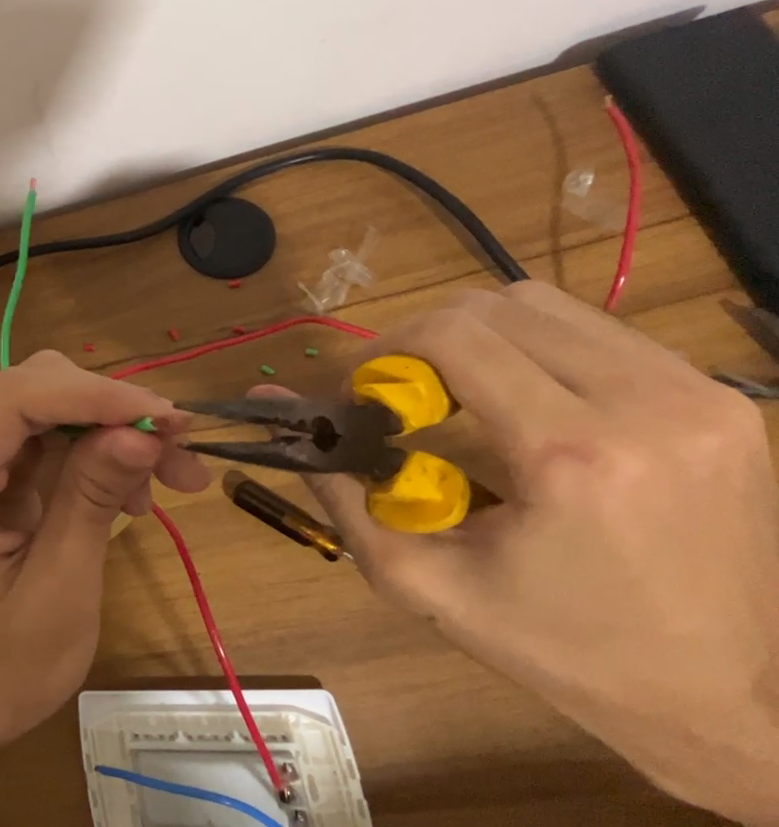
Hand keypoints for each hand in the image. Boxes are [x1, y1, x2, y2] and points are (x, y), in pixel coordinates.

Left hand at [0, 351, 207, 826]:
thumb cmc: (2, 667)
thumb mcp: (59, 590)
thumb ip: (91, 498)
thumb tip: (141, 429)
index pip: (13, 399)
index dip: (94, 394)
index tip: (170, 418)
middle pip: (26, 390)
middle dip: (109, 410)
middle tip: (183, 452)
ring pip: (37, 404)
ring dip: (106, 429)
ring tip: (169, 481)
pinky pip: (34, 434)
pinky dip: (86, 449)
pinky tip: (128, 491)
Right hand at [302, 282, 778, 823]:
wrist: (734, 701)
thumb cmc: (562, 648)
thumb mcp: (421, 580)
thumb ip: (337, 489)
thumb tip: (275, 405)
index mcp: (573, 452)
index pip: (454, 334)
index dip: (385, 349)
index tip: (362, 391)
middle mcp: (649, 404)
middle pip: (495, 306)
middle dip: (423, 339)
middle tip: (401, 394)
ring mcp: (701, 395)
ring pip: (546, 306)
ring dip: (479, 338)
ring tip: (458, 394)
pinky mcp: (723, 400)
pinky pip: (598, 334)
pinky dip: (536, 350)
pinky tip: (523, 403)